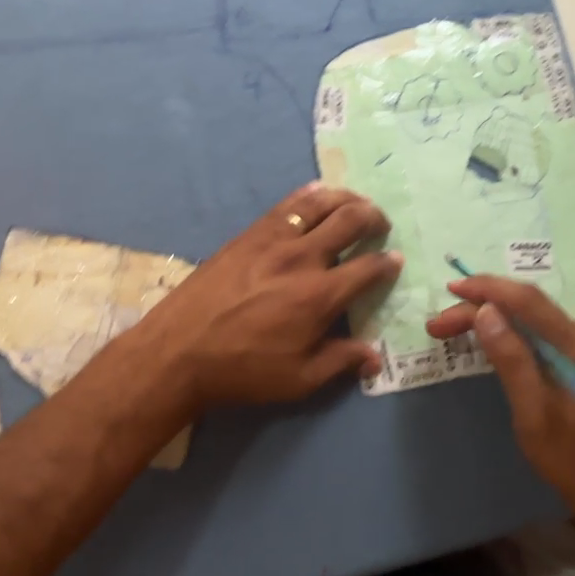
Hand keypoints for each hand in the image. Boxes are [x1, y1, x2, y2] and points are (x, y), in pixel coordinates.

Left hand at [120, 182, 401, 411]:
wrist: (179, 351)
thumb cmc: (243, 371)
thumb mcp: (299, 380)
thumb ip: (340, 362)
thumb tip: (374, 357)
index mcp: (320, 296)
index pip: (368, 269)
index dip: (387, 263)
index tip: (396, 260)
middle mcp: (303, 259)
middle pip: (350, 221)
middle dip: (374, 218)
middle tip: (381, 225)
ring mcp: (274, 240)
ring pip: (320, 204)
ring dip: (346, 198)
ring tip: (356, 203)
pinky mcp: (249, 234)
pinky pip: (287, 205)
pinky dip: (310, 196)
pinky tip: (317, 195)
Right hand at [426, 276, 574, 530]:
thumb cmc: (572, 459)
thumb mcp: (534, 414)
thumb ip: (511, 359)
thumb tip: (484, 311)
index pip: (526, 300)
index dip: (486, 289)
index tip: (448, 290)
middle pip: (527, 305)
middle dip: (480, 306)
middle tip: (438, 325)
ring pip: (532, 318)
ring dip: (492, 317)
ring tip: (452, 328)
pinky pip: (540, 333)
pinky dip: (509, 331)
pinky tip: (487, 338)